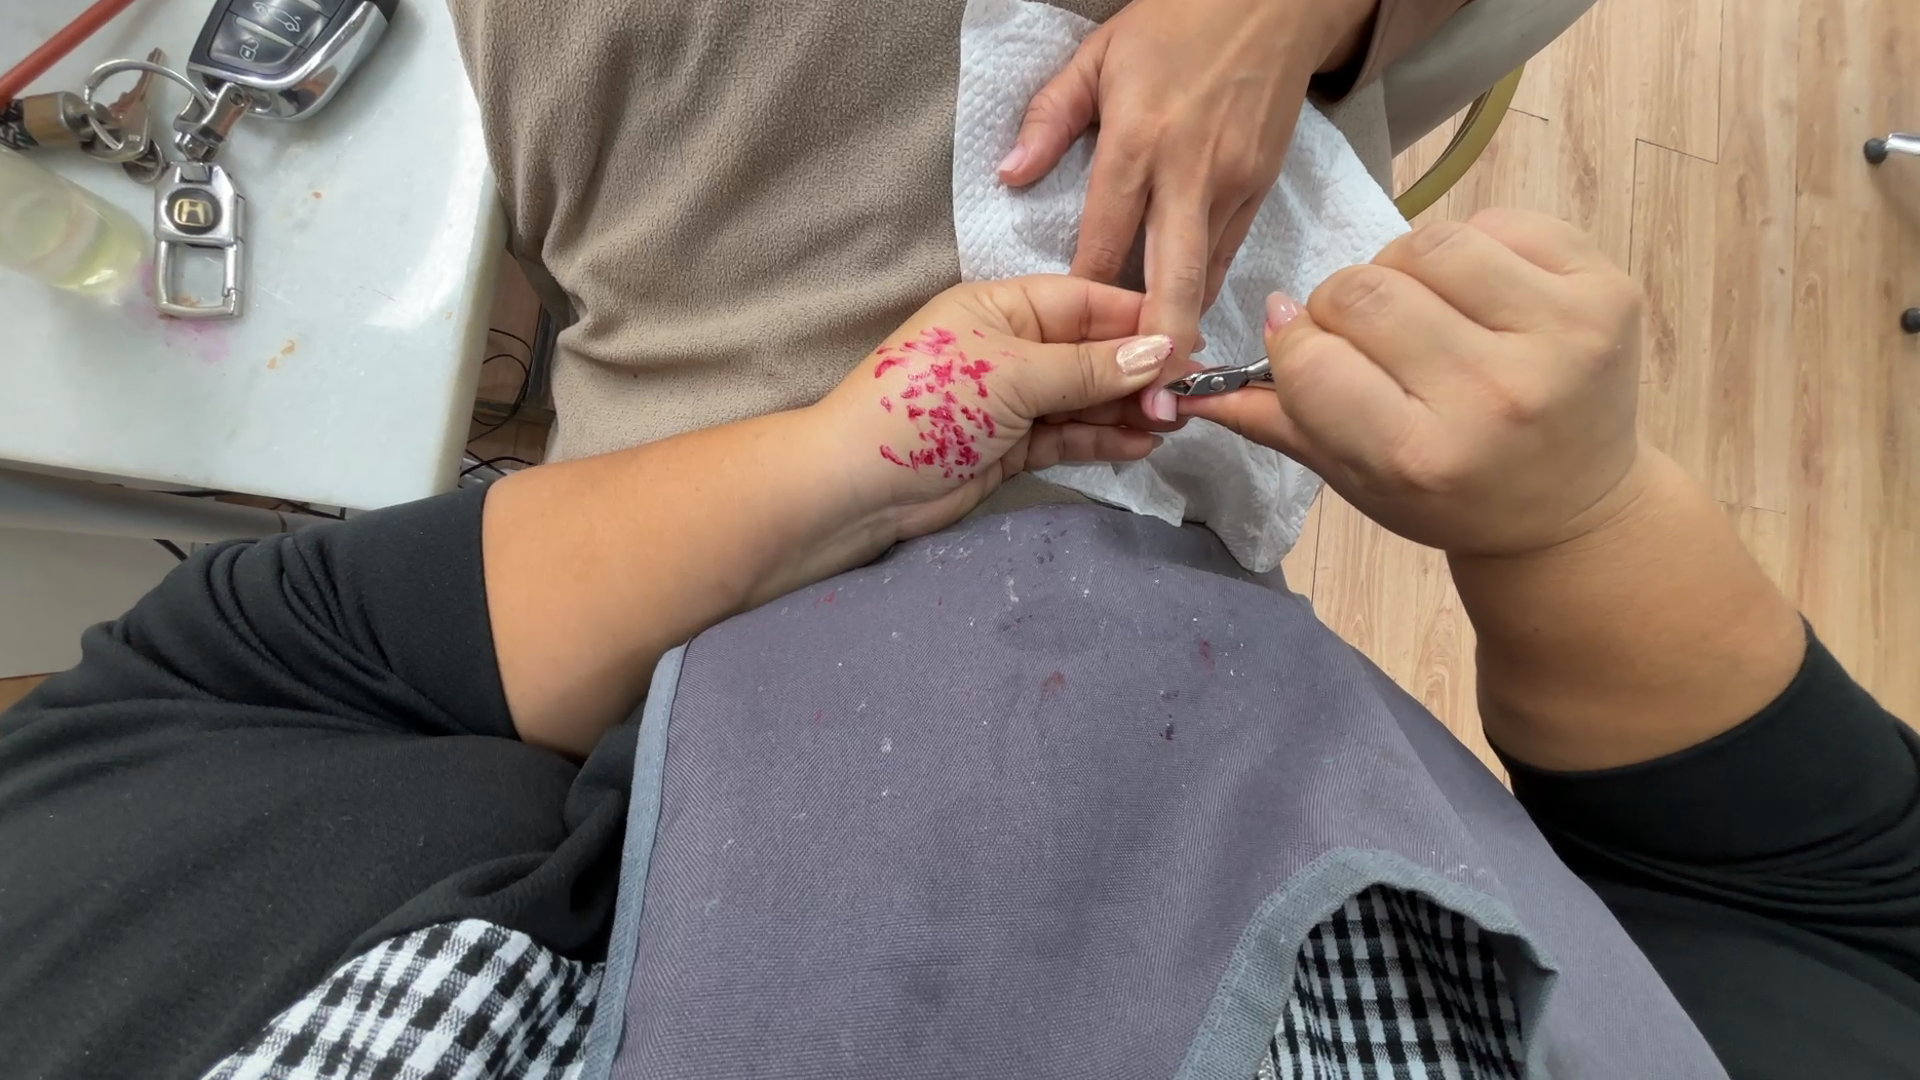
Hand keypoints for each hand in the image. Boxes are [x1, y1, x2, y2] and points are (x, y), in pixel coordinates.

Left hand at [817, 276, 1173, 541]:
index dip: (1138, 322)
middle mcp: (1011, 348)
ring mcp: (1012, 401)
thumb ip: (1086, 368)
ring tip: (1172, 423)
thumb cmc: (927, 407)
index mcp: (1002, 308)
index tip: (1189, 344)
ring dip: (1125, 410)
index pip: (1086, 303)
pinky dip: (1099, 439)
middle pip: (1090, 353)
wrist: (860, 487)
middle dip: (1137, 373)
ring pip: (1082, 399)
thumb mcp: (1012, 376)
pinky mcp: (1011, 446)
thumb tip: (1160, 351)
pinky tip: (1138, 445)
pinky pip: (1065, 436)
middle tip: (1187, 397)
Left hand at [999, 0, 1376, 422]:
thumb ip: (1050, 118)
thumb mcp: (1099, 54)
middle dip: (1159, 351)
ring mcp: (1230, 189)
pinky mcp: (1260, 192)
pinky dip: (1202, 295)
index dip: (1089, 310)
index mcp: (1135, 146)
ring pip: (1202, 281)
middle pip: (1170, 282)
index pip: (1103, 247)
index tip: (1074, 360)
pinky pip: (1225, 259)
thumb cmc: (1175, 22)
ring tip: (1162, 388)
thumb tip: (1010, 176)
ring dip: (1182, 334)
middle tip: (1149, 408)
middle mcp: (1185, 178)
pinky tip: (1182, 326)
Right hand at [1177, 209, 1646, 556]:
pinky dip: (1459, 249)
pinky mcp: (1609, 289)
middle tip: (1353, 335)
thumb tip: (1190, 382)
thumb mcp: (1345, 475)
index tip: (1304, 356)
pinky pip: (1495, 223)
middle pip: (1360, 292)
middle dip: (1334, 307)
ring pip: (1423, 245)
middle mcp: (1491, 394)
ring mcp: (1561, 335)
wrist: (1567, 508)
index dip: (1292, 348)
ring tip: (1409, 309)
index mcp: (1415, 453)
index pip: (1311, 361)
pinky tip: (1464, 292)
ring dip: (1394, 271)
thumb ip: (1268, 421)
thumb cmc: (1437, 500)